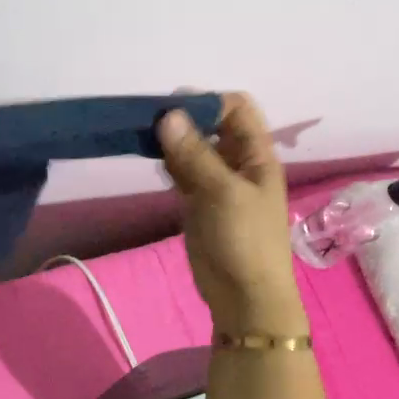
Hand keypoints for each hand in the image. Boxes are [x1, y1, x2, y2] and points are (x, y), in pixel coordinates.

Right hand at [158, 93, 307, 334]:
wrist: (243, 294)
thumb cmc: (244, 240)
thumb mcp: (222, 192)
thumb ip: (195, 154)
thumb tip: (168, 115)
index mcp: (256, 155)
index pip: (236, 109)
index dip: (207, 103)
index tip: (173, 111)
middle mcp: (237, 163)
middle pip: (211, 126)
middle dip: (184, 119)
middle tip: (148, 122)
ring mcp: (216, 183)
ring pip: (192, 149)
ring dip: (171, 141)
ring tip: (142, 138)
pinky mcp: (197, 202)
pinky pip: (182, 172)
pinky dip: (167, 163)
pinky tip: (150, 160)